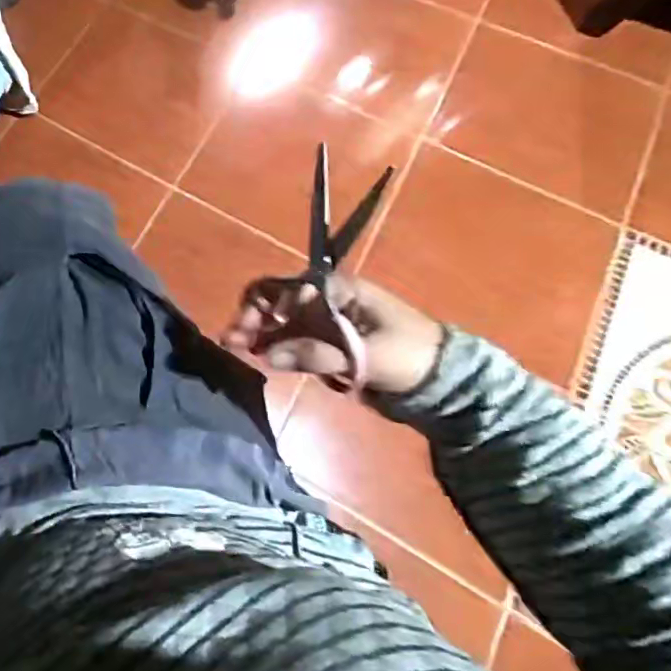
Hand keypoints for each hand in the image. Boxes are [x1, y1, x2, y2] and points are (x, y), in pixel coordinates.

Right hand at [222, 274, 443, 395]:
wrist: (441, 380)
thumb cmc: (408, 356)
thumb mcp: (365, 356)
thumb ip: (316, 354)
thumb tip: (268, 354)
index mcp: (338, 290)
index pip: (287, 290)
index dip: (260, 308)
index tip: (246, 334)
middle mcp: (326, 300)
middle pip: (278, 301)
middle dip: (252, 318)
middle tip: (229, 341)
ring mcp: (326, 322)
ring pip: (282, 321)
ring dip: (260, 333)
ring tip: (236, 349)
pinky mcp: (328, 343)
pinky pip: (294, 340)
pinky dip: (276, 346)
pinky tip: (261, 356)